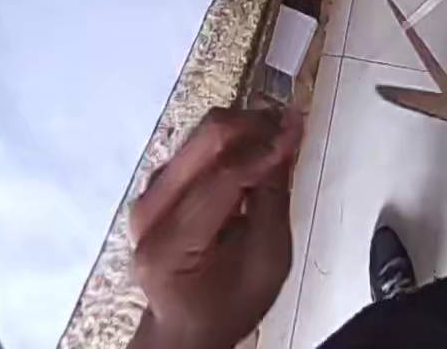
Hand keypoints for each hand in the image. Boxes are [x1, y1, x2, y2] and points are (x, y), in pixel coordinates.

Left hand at [128, 107, 303, 348]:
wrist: (185, 325)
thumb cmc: (227, 302)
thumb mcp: (267, 262)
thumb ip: (273, 197)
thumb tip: (285, 136)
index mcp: (170, 246)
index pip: (222, 178)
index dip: (264, 148)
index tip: (297, 126)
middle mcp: (150, 212)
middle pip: (206, 141)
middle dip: (254, 124)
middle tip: (289, 121)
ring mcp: (149, 191)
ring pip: (202, 133)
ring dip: (244, 124)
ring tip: (278, 131)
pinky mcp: (158, 179)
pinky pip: (198, 140)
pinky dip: (232, 135)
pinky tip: (256, 144)